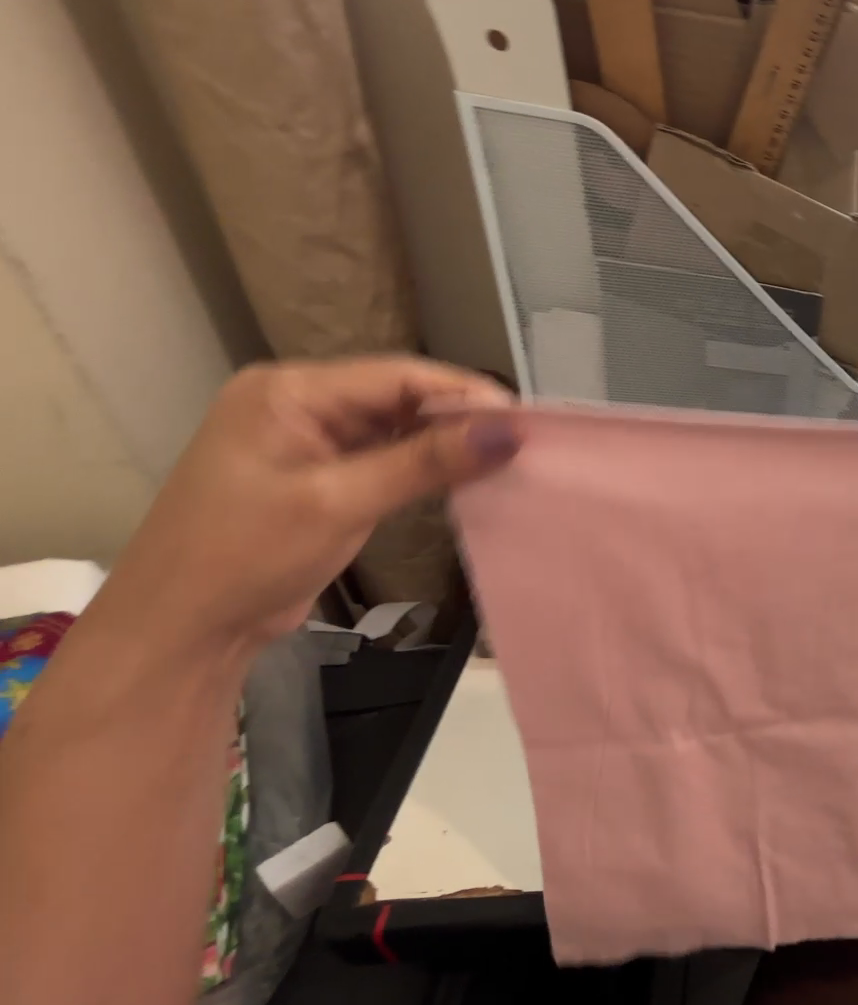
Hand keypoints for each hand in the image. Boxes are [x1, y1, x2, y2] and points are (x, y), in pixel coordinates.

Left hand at [91, 356, 520, 653]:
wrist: (184, 628)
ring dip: (450, 443)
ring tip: (508, 460)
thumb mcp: (341, 502)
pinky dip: (429, 466)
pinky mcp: (324, 475)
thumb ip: (426, 462)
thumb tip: (508, 430)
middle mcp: (301, 404)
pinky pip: (390, 455)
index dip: (466, 394)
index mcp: (288, 392)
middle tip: (525, 444)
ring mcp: (311, 441)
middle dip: (462, 418)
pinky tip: (466, 478)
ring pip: (400, 427)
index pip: (398, 376)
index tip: (527, 423)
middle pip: (402, 396)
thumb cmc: (247, 556)